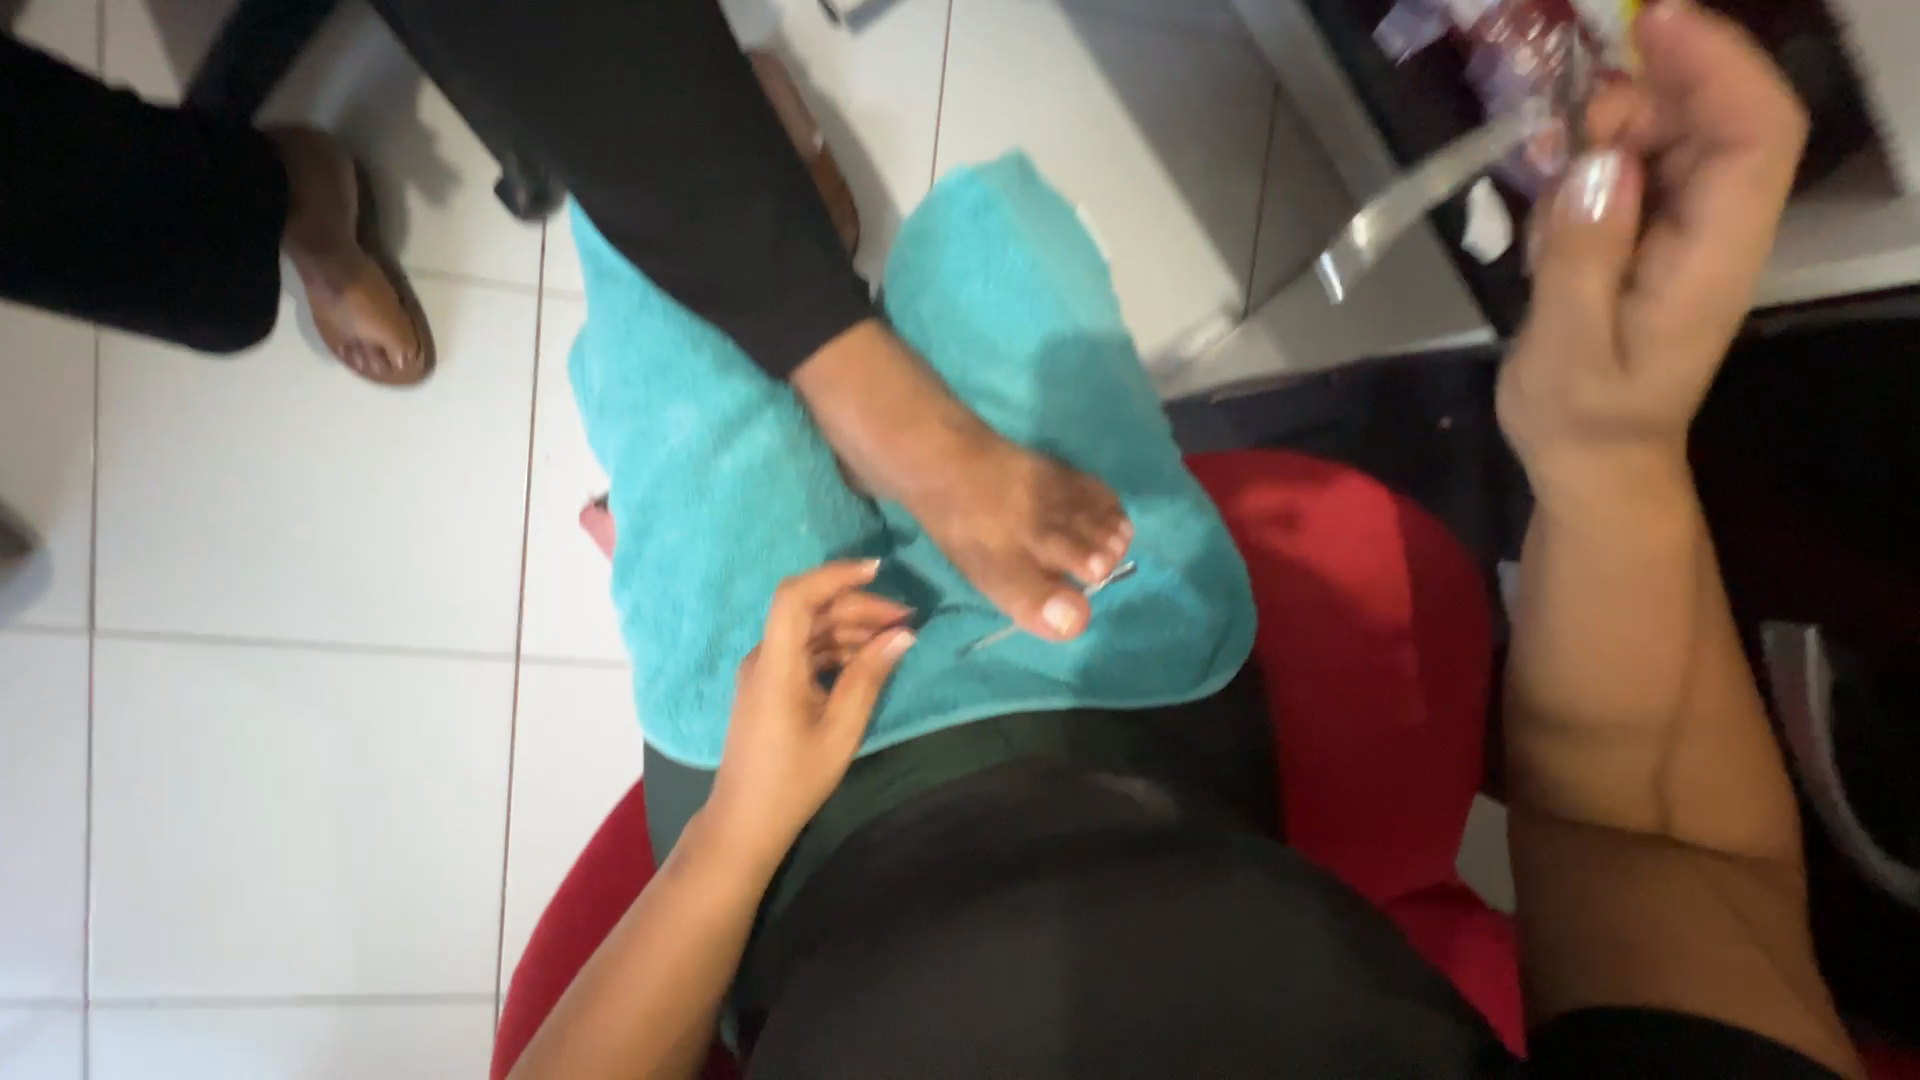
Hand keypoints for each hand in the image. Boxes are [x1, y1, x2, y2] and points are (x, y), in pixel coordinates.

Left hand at [703, 560, 914, 862]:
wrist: (746, 820)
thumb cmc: (794, 780)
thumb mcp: (841, 730)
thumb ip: (869, 676)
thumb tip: (903, 635)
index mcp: (775, 666)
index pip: (795, 598)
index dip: (834, 576)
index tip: (876, 571)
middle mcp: (764, 657)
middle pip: (810, 610)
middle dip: (859, 607)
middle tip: (905, 619)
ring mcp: (765, 670)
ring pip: (811, 629)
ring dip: (852, 627)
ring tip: (895, 638)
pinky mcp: (771, 683)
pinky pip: (806, 650)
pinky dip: (838, 647)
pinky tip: (868, 658)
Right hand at [1498, 0, 1807, 510]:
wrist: (1593, 462)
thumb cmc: (1581, 416)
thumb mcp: (1569, 346)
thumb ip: (1585, 255)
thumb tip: (1598, 164)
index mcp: (1714, 256)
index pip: (1753, 134)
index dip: (1718, 66)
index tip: (1656, 24)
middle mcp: (1714, 233)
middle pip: (1716, 126)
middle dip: (1653, 94)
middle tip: (1571, 114)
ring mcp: (1682, 241)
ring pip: (1671, 149)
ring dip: (1613, 134)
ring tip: (1548, 160)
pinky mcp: (1647, 251)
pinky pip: (1635, 184)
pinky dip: (1593, 172)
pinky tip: (1552, 199)